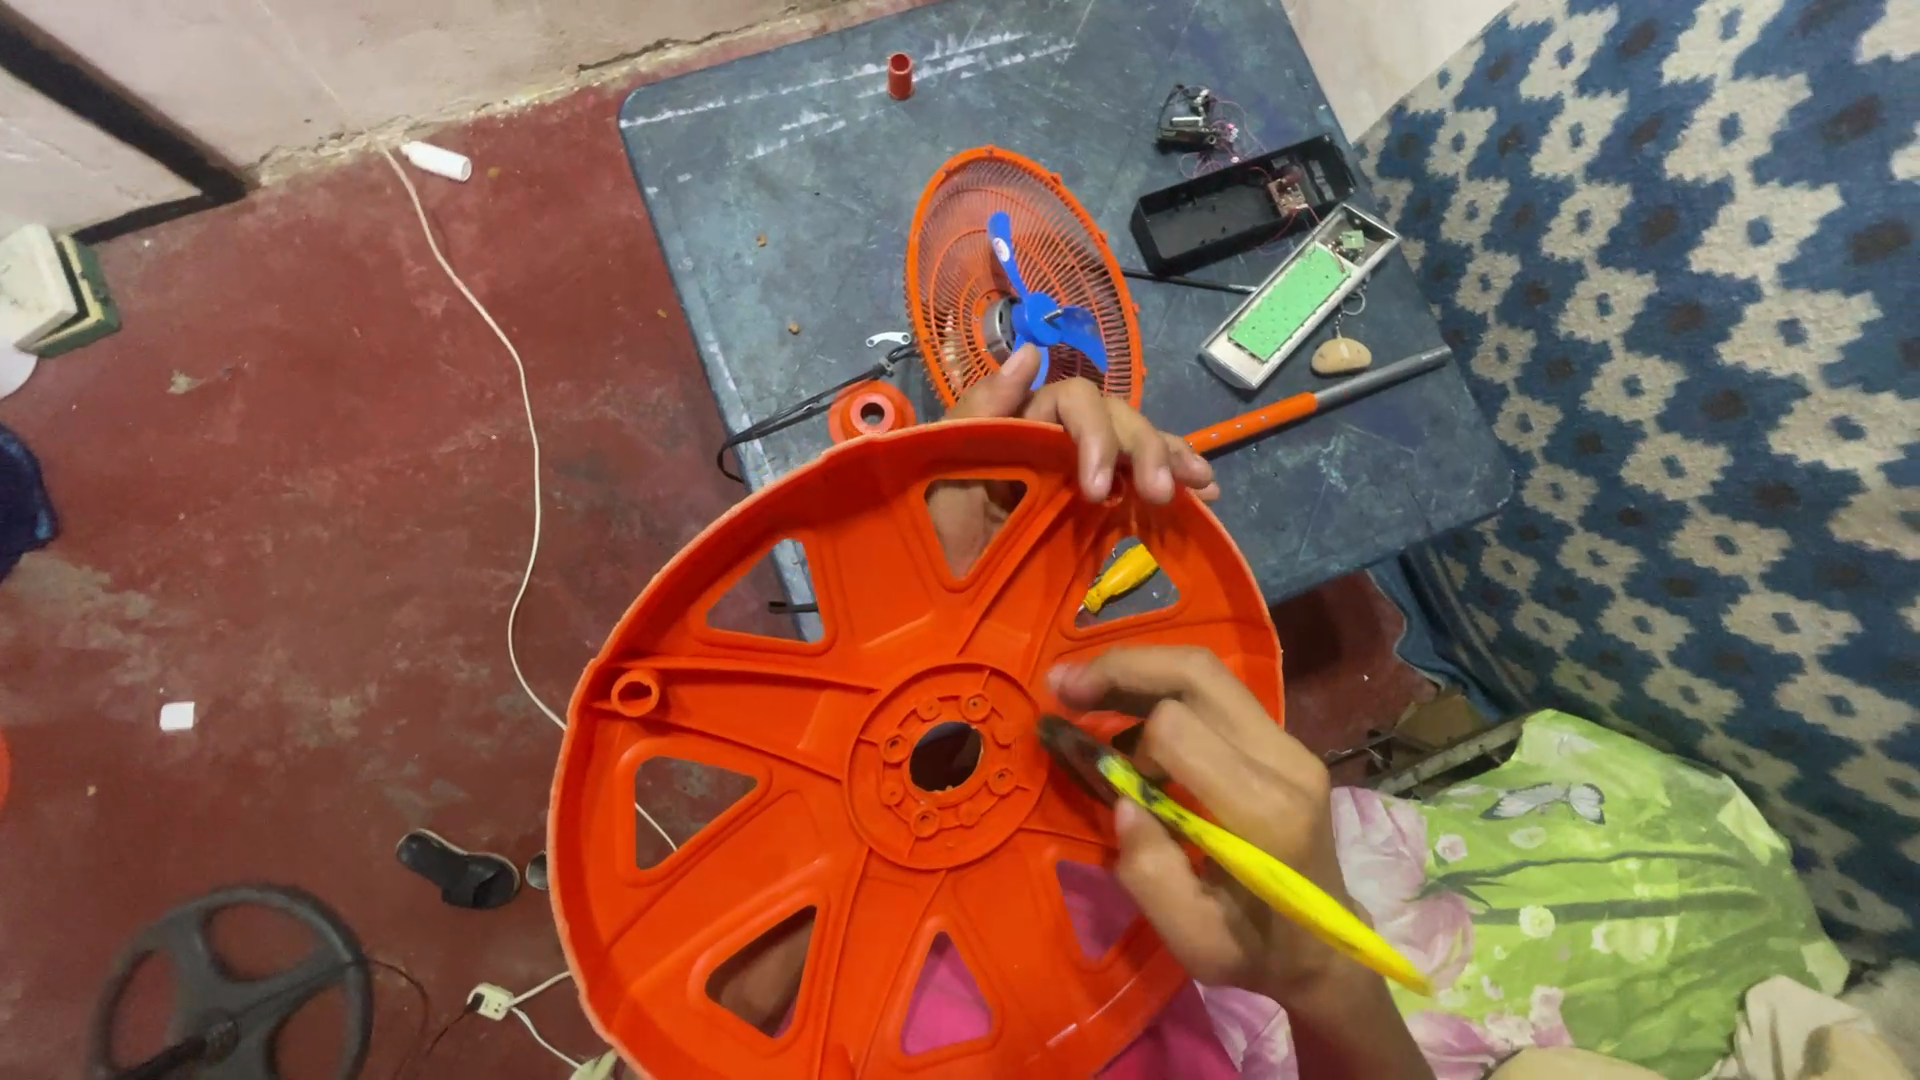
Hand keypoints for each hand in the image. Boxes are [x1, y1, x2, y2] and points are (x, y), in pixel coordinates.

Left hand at [926, 345, 1216, 575]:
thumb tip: (1029, 353)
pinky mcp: (1093, 510)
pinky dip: (1172, 481)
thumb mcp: (942, 474)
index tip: (1098, 488)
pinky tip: (1203, 493)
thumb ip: (980, 413)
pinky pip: (1136, 484)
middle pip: (1113, 418)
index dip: (1095, 433)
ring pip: (1133, 444)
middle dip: (1142, 448)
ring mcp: (1076, 474)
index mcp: (1018, 423)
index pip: (1072, 401)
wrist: (941, 606)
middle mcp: (1053, 440)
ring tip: (1200, 483)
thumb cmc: (932, 540)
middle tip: (1160, 492)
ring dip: (1168, 457)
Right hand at [1049, 646, 1348, 1000]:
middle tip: (1062, 685)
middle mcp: (1285, 760)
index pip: (1178, 730)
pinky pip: (1213, 688)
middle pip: (1196, 672)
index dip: (1127, 744)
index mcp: (1266, 812)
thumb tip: (1123, 801)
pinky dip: (1158, 685)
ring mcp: (1288, 742)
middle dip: (1120, 667)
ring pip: (1204, 669)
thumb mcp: (1196, 943)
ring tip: (1082, 689)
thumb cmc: (1256, 948)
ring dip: (1136, 670)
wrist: (1327, 947)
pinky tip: (1125, 708)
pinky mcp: (1280, 738)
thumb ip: (1152, 877)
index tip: (1111, 780)